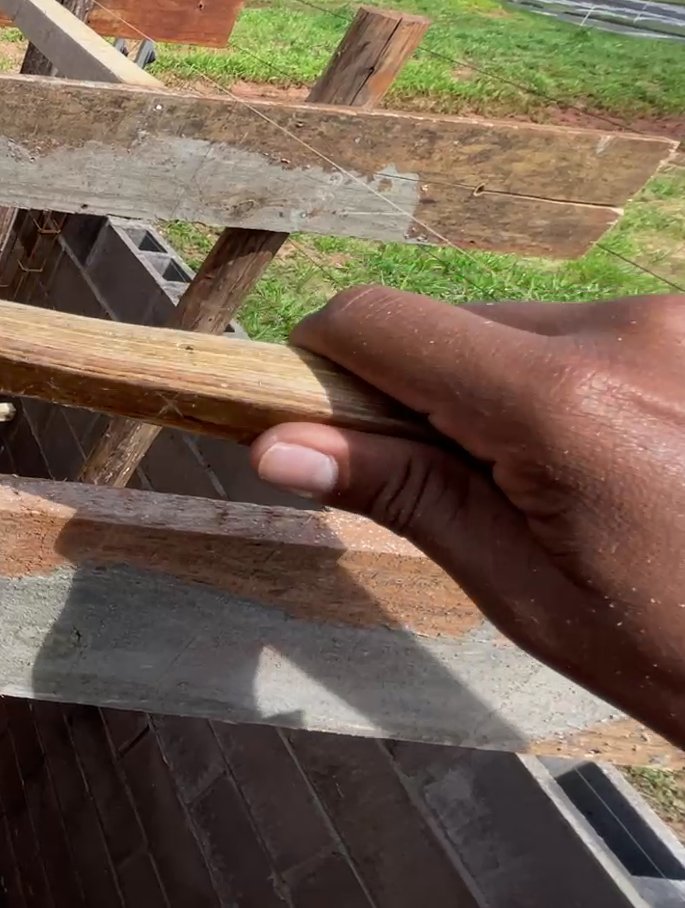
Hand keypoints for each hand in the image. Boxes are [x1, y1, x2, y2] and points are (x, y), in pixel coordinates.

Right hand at [250, 288, 684, 744]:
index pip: (372, 320)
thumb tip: (271, 446)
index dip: (319, 359)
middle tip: (444, 476)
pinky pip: (583, 337)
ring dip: (482, 386)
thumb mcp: (523, 587)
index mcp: (562, 399)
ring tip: (545, 477)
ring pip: (510, 330)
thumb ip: (396, 494)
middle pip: (440, 324)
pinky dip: (550, 383)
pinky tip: (613, 457)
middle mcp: (635, 328)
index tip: (321, 420)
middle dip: (407, 387)